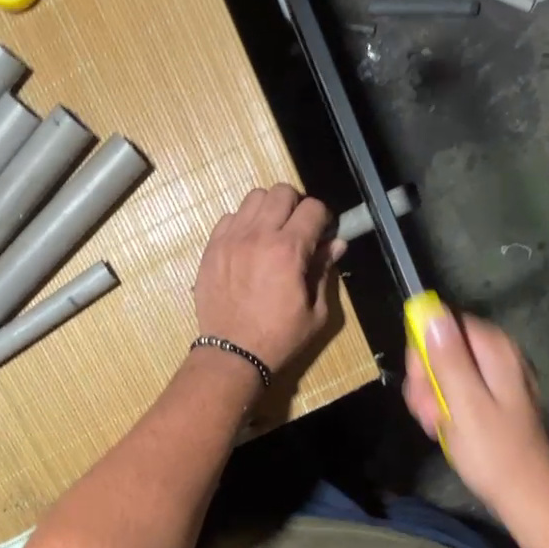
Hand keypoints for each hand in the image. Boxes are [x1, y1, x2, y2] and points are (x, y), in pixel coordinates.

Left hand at [194, 185, 344, 373]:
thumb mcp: (315, 312)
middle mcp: (258, 236)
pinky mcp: (212, 248)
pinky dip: (242, 223)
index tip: (321, 235)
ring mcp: (231, 239)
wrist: (232, 354)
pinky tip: (247, 245)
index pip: (313, 208)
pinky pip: (229, 217)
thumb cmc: (279, 339)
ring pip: (253, 198)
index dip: (323, 219)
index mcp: (288, 250)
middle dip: (296, 207)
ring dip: (268, 210)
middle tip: (297, 231)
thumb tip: (336, 244)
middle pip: (282, 192)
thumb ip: (324, 272)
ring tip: (270, 234)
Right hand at [403, 310, 548, 520]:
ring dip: (433, 399)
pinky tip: (447, 433)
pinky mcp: (496, 405)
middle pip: (447, 348)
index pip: (448, 324)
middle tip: (428, 412)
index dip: (425, 348)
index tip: (419, 380)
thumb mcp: (464, 404)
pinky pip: (461, 394)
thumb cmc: (494, 453)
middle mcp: (501, 359)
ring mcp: (500, 383)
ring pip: (449, 374)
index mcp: (497, 352)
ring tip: (438, 428)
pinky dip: (448, 411)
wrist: (526, 497)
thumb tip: (431, 313)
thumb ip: (447, 358)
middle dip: (428, 379)